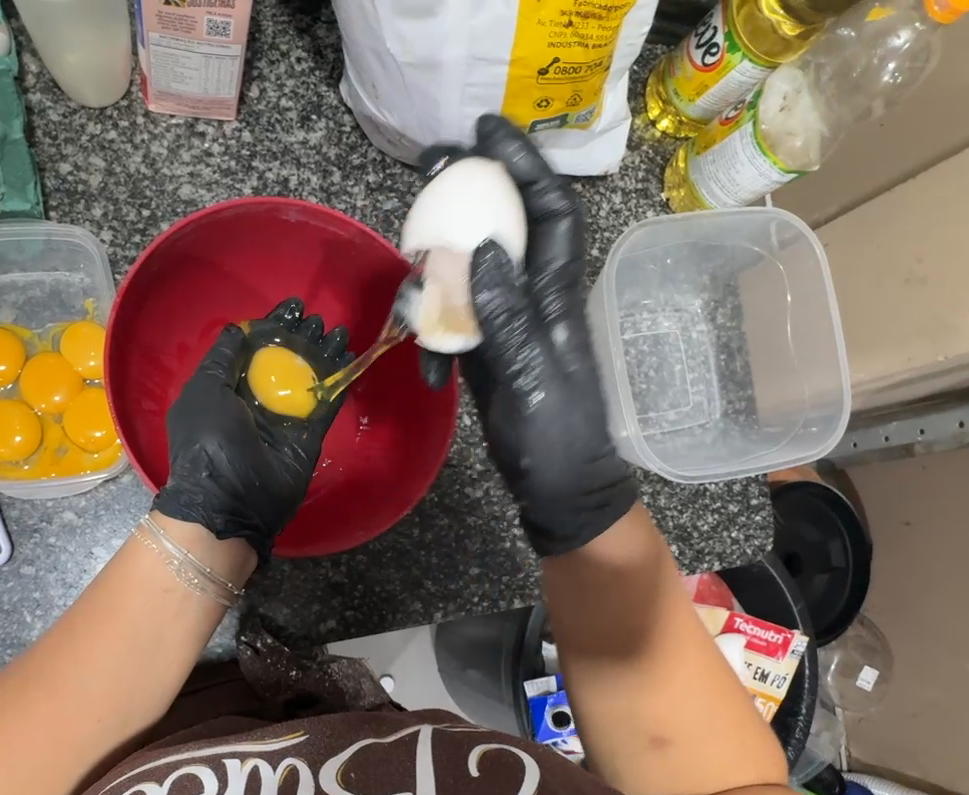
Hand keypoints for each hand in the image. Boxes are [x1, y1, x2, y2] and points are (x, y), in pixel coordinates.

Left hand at [151, 298, 350, 561]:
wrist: (230, 500)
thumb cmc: (209, 441)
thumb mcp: (205, 391)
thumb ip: (223, 359)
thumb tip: (239, 329)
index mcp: (226, 389)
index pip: (252, 349)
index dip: (271, 326)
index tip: (292, 307)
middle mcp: (255, 401)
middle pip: (283, 360)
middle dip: (301, 337)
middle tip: (317, 319)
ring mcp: (283, 419)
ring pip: (307, 378)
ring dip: (323, 353)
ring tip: (337, 331)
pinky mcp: (308, 436)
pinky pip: (326, 403)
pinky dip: (338, 381)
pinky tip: (348, 357)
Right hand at [416, 114, 636, 555]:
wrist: (558, 489)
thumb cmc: (555, 438)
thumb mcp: (531, 379)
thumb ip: (506, 316)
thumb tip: (481, 248)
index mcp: (554, 297)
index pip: (548, 211)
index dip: (524, 163)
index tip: (484, 130)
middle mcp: (532, 299)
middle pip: (503, 227)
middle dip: (468, 194)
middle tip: (427, 173)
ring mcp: (507, 325)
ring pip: (468, 273)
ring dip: (435, 277)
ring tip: (410, 295)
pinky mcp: (488, 353)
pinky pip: (454, 323)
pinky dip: (434, 339)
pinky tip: (427, 372)